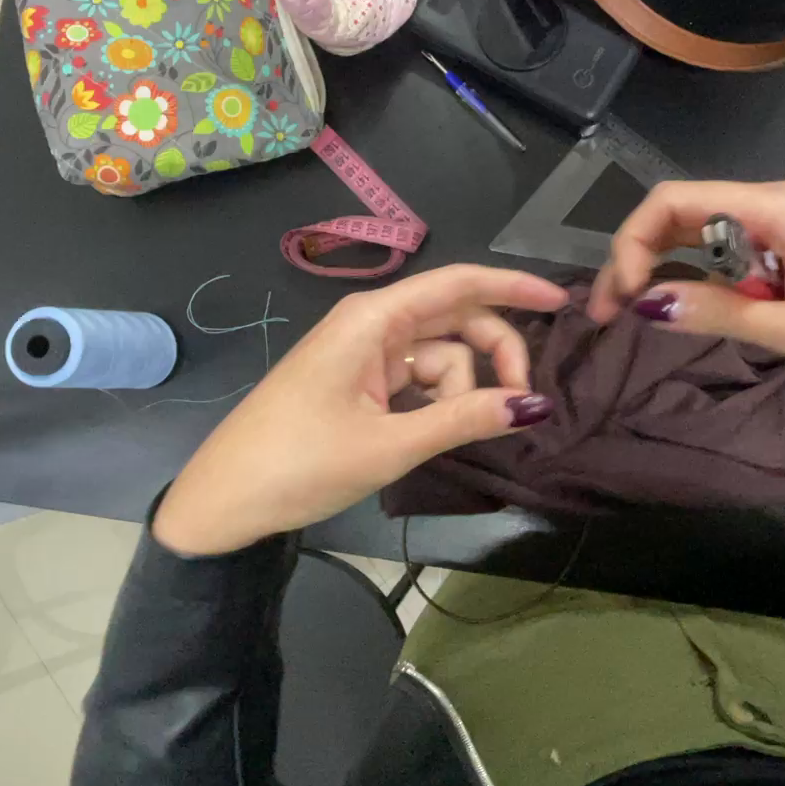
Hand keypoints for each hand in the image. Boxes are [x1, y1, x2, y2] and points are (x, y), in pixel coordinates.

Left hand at [153, 265, 569, 555]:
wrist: (224, 502)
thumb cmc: (300, 463)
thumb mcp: (389, 444)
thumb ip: (463, 419)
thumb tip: (533, 407)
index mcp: (374, 318)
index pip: (458, 284)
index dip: (512, 287)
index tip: (560, 302)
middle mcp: (372, 324)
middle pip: (455, 321)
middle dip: (492, 356)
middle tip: (521, 405)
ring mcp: (364, 354)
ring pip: (438, 356)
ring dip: (460, 390)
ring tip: (450, 437)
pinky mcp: (359, 382)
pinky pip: (415, 379)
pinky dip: (436, 402)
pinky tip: (435, 432)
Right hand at [588, 180, 784, 379]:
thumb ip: (719, 313)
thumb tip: (645, 307)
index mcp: (774, 208)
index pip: (673, 201)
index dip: (632, 242)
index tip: (623, 297)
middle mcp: (771, 204)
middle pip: (679, 215)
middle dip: (635, 259)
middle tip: (609, 313)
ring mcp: (783, 225)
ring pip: (700, 235)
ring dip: (664, 272)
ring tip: (638, 317)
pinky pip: (731, 253)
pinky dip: (701, 280)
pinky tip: (689, 308)